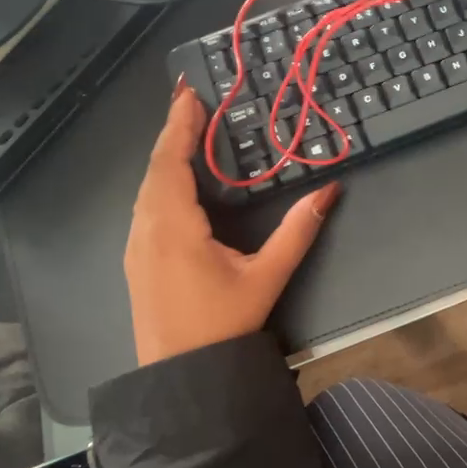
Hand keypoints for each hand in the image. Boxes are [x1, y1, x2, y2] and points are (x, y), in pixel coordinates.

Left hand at [124, 82, 340, 365]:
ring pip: (146, 189)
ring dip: (164, 157)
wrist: (180, 375)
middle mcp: (146, 229)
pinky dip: (160, 181)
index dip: (179, 125)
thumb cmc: (223, 324)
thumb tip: (329, 192)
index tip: (188, 92)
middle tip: (191, 102)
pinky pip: (145, 206)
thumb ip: (297, 231)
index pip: (171, 162)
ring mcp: (136, 246)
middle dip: (172, 132)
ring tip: (186, 132)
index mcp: (174, 227)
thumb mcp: (267, 276)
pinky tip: (176, 182)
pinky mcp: (138, 260)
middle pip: (154, 169)